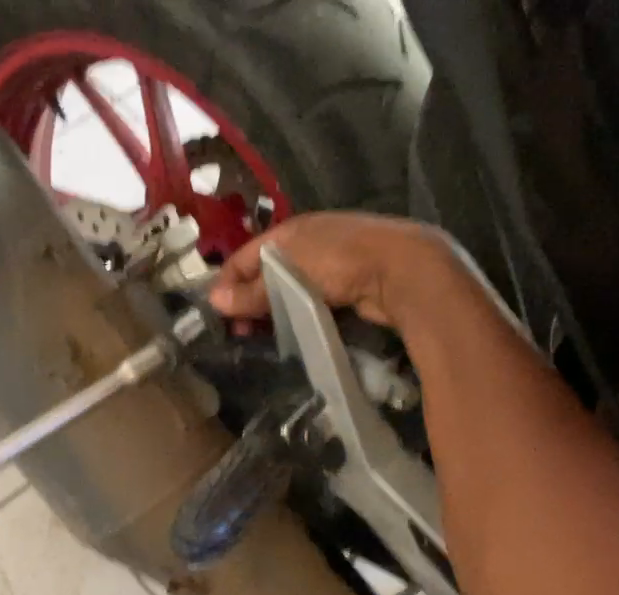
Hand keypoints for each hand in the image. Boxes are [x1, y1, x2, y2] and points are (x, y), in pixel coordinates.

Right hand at [209, 211, 475, 328]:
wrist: (403, 269)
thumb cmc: (342, 262)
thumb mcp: (290, 274)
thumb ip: (254, 290)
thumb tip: (215, 300)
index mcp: (289, 231)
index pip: (244, 256)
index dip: (227, 283)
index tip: (217, 316)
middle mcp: (307, 242)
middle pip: (265, 273)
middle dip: (249, 301)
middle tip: (239, 334)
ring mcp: (329, 263)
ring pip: (287, 289)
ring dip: (272, 311)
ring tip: (261, 338)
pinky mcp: (346, 285)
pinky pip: (309, 300)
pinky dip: (296, 315)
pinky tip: (292, 332)